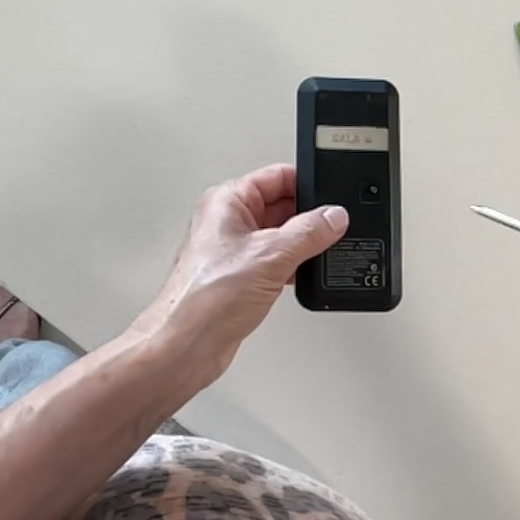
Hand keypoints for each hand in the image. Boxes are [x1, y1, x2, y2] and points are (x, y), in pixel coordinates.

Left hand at [131, 164, 347, 384]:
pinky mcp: (241, 276)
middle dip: (307, 218)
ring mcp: (234, 249)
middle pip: (281, 205)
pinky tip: (302, 276)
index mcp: (227, 200)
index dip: (305, 183)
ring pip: (280, 235)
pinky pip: (275, 260)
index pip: (275, 176)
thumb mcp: (270, 255)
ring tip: (316, 255)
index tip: (331, 197)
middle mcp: (228, 220)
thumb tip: (332, 216)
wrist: (187, 344)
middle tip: (331, 229)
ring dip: (300, 245)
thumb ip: (308, 233)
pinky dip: (292, 266)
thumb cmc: (205, 296)